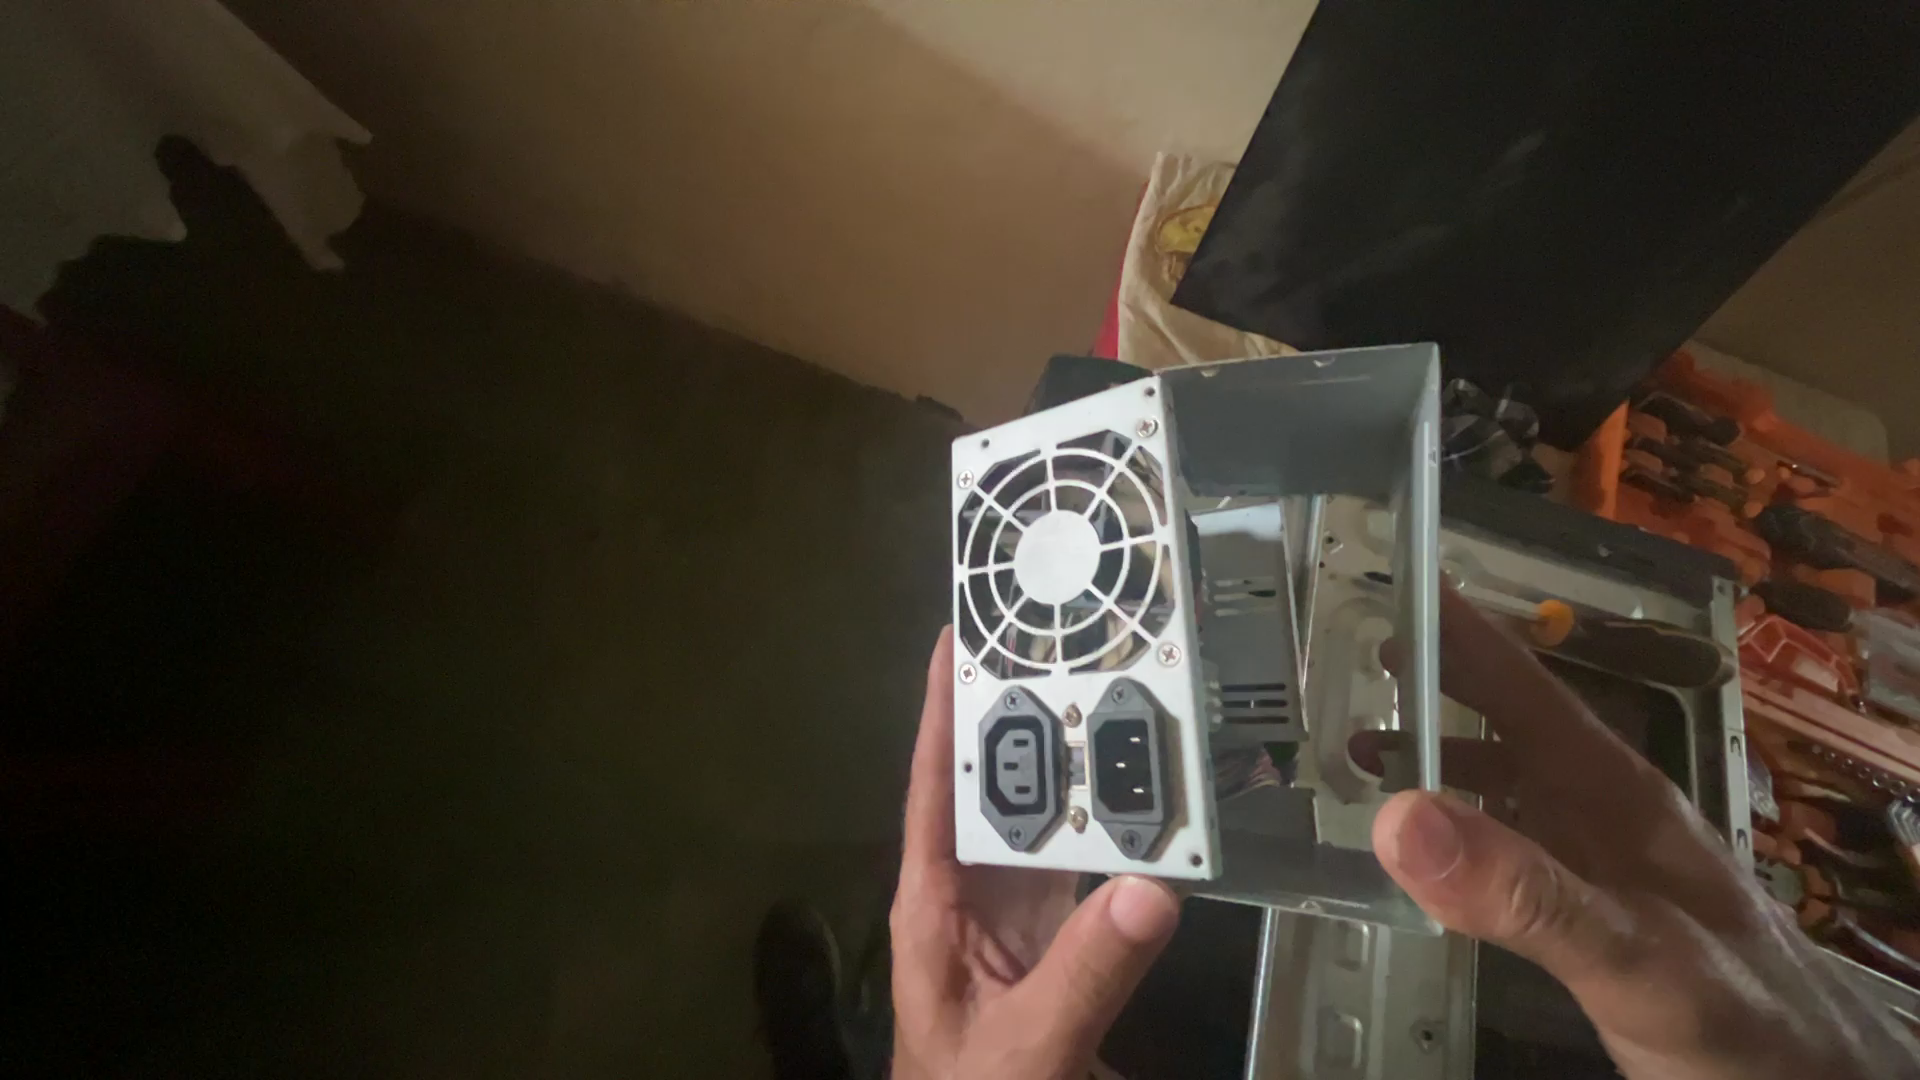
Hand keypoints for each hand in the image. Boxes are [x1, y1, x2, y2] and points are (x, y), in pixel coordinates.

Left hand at [890, 628, 1181, 1078]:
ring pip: (1037, 821)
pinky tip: (1136, 804)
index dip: (940, 713)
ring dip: (1066, 773)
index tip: (953, 646)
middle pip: (991, 790)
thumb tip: (1150, 889)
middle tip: (1051, 661)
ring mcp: (1009, 909)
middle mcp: (967, 887)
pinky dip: (1105, 835)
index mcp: (933, 898)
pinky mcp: (1049, 934)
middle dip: (1017, 724)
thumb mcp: (1022, 1044)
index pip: (933, 787)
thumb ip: (1084, 973)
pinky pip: (1077, 867)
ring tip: (1101, 709)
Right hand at [1356, 589, 1918, 1079]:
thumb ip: (1524, 891)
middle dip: (1435, 672)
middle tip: (1361, 649)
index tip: (1403, 576)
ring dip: (1430, 746)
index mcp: (1609, 788)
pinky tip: (1420, 832)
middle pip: (1505, 711)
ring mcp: (1593, 846)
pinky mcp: (1583, 889)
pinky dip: (1447, 808)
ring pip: (1500, 768)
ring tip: (1361, 747)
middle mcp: (1598, 801)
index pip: (1521, 681)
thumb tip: (1397, 815)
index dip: (1460, 626)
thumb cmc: (1745, 1026)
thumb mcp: (1635, 960)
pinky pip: (1499, 823)